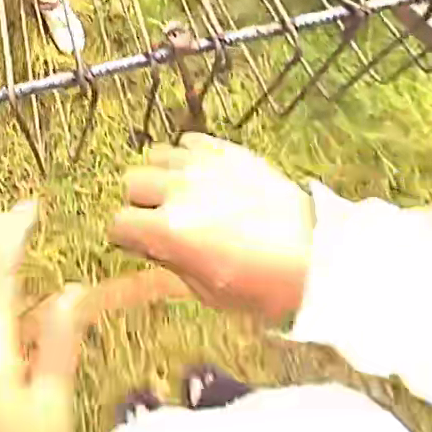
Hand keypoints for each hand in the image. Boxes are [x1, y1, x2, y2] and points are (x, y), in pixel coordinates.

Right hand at [108, 134, 313, 322]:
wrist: (312, 251)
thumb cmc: (262, 282)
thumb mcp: (207, 290)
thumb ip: (169, 261)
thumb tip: (148, 244)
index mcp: (170, 230)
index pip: (119, 222)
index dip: (126, 235)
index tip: (137, 239)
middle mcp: (178, 189)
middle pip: (132, 180)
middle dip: (140, 200)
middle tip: (159, 214)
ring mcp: (201, 164)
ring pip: (155, 154)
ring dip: (162, 174)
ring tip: (181, 190)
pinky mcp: (224, 149)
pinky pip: (187, 140)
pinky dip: (187, 156)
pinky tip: (202, 174)